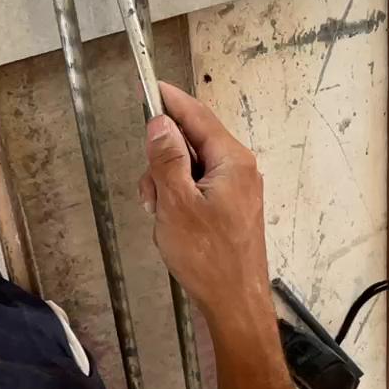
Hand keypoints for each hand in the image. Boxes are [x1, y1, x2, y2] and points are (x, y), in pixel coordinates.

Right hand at [138, 81, 270, 327]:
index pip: (197, 117)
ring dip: (167, 187)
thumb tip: (160, 123)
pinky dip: (178, 201)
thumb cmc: (208, 257)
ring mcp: (236, 190)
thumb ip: (166, 160)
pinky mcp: (229, 209)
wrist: (234, 300)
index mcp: (232, 161)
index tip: (150, 87)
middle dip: (162, 163)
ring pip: (190, 170)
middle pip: (191, 144)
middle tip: (151, 196)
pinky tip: (172, 226)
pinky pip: (197, 190)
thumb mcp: (176, 204)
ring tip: (162, 219)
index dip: (171, 101)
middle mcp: (239, 170)